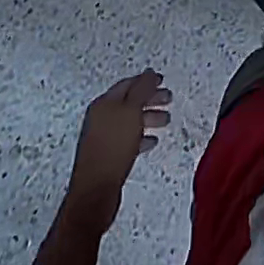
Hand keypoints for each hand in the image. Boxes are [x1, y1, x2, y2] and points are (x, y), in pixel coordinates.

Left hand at [63, 70, 172, 231]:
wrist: (96, 191)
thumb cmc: (112, 150)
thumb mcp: (131, 113)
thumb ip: (142, 90)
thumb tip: (150, 73)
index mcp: (104, 103)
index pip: (128, 84)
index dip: (146, 80)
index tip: (161, 79)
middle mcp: (101, 117)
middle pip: (130, 101)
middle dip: (150, 98)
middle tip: (167, 97)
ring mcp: (103, 137)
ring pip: (130, 121)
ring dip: (148, 117)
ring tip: (165, 120)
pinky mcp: (107, 156)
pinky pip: (127, 139)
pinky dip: (140, 137)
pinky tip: (150, 141)